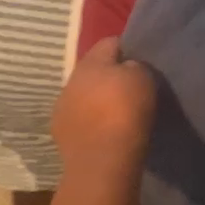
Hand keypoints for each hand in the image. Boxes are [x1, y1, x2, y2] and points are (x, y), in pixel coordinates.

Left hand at [52, 38, 157, 169]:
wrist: (103, 161)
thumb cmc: (126, 111)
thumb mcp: (143, 76)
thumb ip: (133, 65)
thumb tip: (125, 68)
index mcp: (90, 62)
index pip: (110, 42)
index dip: (128, 48)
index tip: (142, 60)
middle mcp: (70, 81)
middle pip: (94, 69)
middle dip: (110, 74)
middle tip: (131, 85)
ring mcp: (61, 110)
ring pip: (84, 94)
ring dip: (98, 98)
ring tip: (117, 110)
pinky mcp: (61, 135)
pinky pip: (80, 117)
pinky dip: (91, 119)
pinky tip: (106, 128)